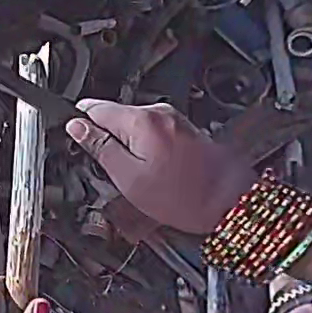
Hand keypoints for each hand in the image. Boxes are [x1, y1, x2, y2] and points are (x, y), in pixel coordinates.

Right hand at [66, 100, 253, 236]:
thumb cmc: (185, 197)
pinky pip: (150, 132)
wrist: (234, 204)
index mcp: (140, 120)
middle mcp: (158, 112)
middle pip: (113, 116)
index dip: (81, 125)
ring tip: (138, 174)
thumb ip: (99, 147)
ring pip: (131, 125)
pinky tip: (154, 171)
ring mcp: (173, 119)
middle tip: (114, 170)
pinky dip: (145, 148)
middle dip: (106, 138)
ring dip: (126, 145)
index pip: (93, 108)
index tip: (81, 143)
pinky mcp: (184, 129)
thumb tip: (76, 126)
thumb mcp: (128, 178)